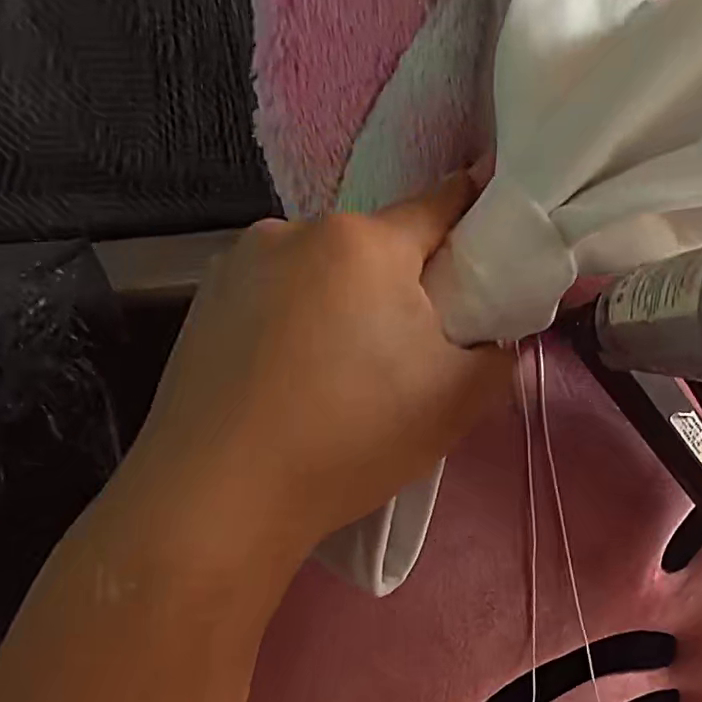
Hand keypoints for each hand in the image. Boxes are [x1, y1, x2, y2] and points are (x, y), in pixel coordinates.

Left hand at [126, 172, 514, 560]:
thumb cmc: (349, 438)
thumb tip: (492, 336)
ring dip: (344, 299)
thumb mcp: (455, 402)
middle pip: (377, 244)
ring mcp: (240, 262)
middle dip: (402, 282)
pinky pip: (275, 293)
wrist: (218, 498)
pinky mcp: (203, 299)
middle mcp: (297, 231)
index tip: (487, 248)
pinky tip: (288, 374)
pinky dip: (295, 318)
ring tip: (338, 370)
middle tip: (408, 347)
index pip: (441, 203)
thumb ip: (498, 354)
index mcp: (364, 243)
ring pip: (322, 269)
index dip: (473, 220)